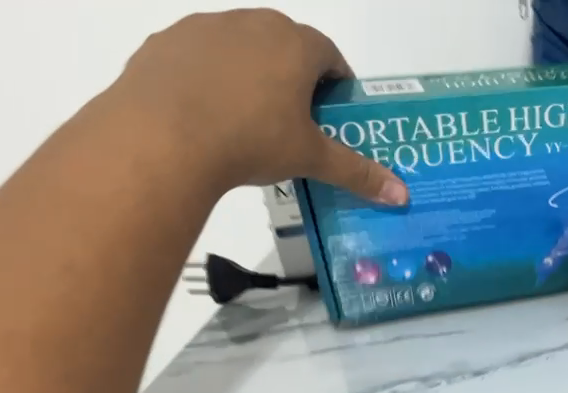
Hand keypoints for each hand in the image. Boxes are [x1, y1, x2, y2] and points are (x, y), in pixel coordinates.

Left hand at [105, 9, 407, 203]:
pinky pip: (200, 58)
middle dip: (295, 77)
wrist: (164, 134)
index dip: (337, 82)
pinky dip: (210, 80)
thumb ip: (357, 173)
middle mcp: (253, 22)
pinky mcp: (167, 42)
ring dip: (252, 74)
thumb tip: (402, 196)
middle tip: (297, 121)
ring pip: (241, 47)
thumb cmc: (253, 139)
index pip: (329, 54)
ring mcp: (205, 27)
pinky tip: (209, 115)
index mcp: (294, 45)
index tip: (335, 111)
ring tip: (251, 120)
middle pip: (285, 45)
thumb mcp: (312, 160)